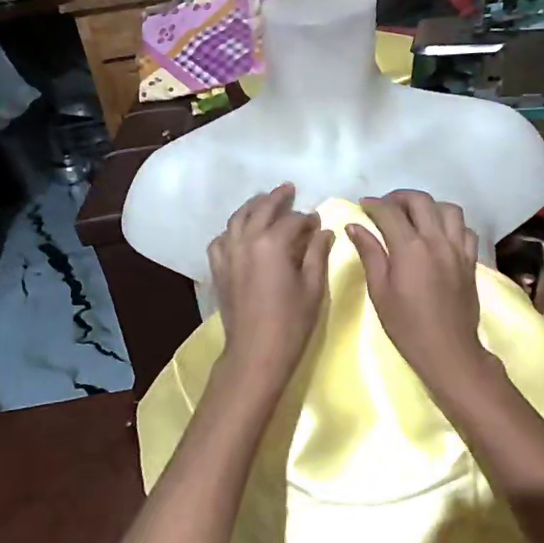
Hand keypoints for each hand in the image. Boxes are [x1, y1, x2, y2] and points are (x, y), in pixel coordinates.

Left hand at [208, 184, 334, 385]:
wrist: (256, 353)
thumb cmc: (291, 322)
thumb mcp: (313, 287)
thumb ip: (317, 254)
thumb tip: (324, 231)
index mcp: (272, 244)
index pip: (293, 221)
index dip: (308, 219)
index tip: (318, 223)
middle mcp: (246, 241)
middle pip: (261, 210)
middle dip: (277, 198)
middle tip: (288, 189)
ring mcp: (228, 254)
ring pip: (237, 219)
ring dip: (252, 206)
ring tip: (263, 201)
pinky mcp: (219, 269)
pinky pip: (221, 240)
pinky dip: (231, 231)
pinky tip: (240, 233)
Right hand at [347, 190, 488, 383]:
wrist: (447, 350)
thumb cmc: (406, 325)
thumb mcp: (380, 291)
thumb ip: (370, 253)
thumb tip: (355, 226)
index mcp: (410, 247)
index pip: (390, 212)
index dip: (374, 204)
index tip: (364, 205)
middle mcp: (436, 240)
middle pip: (420, 201)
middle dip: (400, 197)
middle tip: (386, 208)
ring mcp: (457, 248)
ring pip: (448, 209)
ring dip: (429, 207)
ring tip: (416, 218)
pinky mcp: (470, 260)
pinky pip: (466, 230)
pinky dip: (452, 225)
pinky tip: (440, 236)